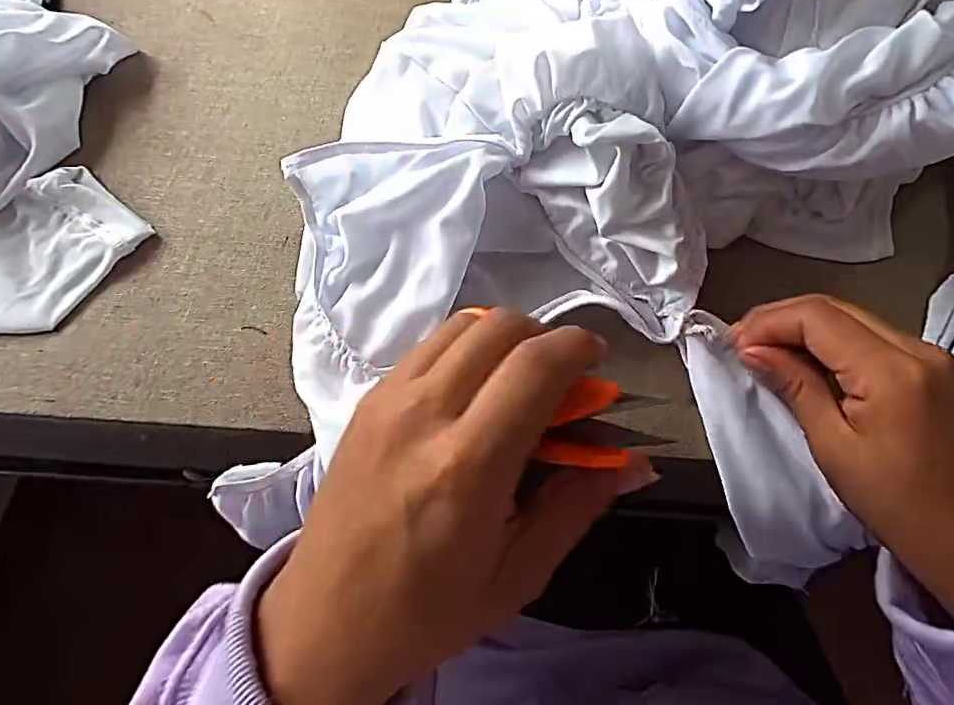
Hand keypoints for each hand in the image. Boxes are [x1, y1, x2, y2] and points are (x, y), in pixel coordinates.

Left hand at [256, 308, 654, 704]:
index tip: (598, 361)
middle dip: (548, 338)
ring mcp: (389, 400)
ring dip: (509, 336)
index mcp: (466, 467)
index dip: (579, 346)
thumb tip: (636, 463)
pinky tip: (475, 390)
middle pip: (503, 326)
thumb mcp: (520, 572)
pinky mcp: (369, 398)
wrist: (317, 631)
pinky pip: (435, 341)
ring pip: (468, 322)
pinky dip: (471, 346)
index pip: (535, 365)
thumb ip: (581, 503)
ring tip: (519, 379)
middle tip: (562, 378)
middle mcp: (423, 416)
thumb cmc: (426, 610)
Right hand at [733, 295, 953, 627]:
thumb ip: (796, 387)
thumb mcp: (836, 451)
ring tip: (771, 351)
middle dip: (785, 319)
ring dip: (810, 328)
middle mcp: (917, 348)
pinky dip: (839, 341)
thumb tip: (754, 351)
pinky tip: (814, 360)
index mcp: (893, 370)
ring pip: (856, 318)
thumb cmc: (904, 512)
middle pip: (836, 308)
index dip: (770, 321)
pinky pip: (877, 336)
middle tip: (745, 343)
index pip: (818, 317)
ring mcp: (932, 354)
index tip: (735, 341)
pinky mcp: (937, 366)